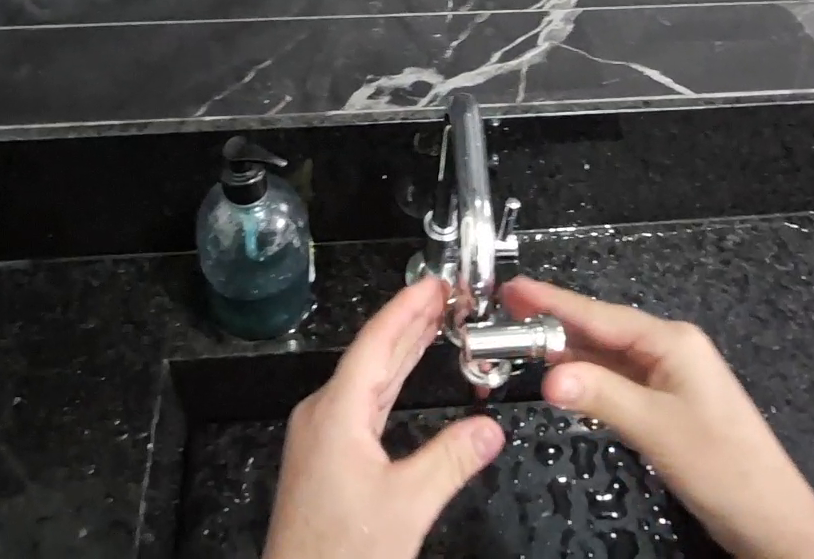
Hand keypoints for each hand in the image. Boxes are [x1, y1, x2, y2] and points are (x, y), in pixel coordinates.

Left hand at [263, 278, 504, 558]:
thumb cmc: (343, 554)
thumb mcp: (406, 507)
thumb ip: (450, 461)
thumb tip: (492, 428)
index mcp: (336, 411)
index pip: (376, 342)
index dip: (406, 308)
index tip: (433, 282)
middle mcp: (323, 412)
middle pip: (371, 354)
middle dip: (408, 321)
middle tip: (443, 294)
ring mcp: (321, 434)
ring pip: (367, 378)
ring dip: (400, 348)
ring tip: (433, 320)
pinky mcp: (325, 456)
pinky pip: (363, 402)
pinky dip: (390, 380)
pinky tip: (405, 374)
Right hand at [501, 277, 813, 558]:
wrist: (774, 522)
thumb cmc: (722, 467)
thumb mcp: (657, 429)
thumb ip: (601, 395)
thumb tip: (548, 375)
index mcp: (671, 340)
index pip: (599, 315)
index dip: (552, 301)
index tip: (512, 288)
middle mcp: (669, 347)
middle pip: (600, 329)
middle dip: (553, 322)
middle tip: (504, 312)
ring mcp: (669, 374)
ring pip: (606, 354)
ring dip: (566, 349)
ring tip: (520, 339)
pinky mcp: (666, 400)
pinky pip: (618, 377)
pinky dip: (587, 375)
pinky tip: (561, 374)